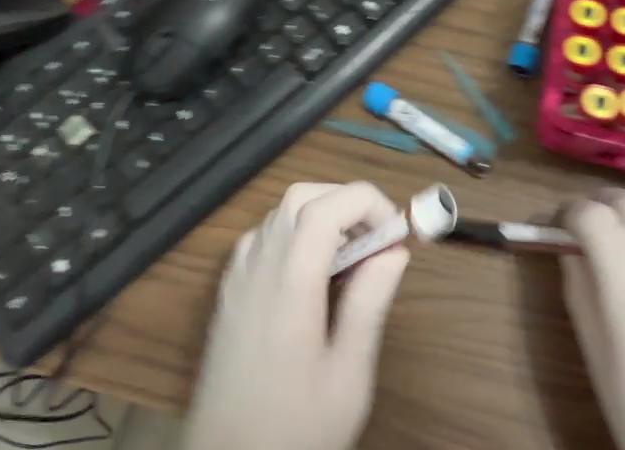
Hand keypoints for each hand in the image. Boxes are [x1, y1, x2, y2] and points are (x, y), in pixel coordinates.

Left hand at [182, 182, 409, 449]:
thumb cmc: (295, 428)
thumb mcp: (347, 376)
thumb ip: (369, 305)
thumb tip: (394, 251)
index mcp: (288, 285)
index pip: (325, 207)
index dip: (367, 202)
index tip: (396, 234)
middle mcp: (256, 268)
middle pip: (300, 198)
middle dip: (346, 202)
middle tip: (378, 241)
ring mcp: (236, 278)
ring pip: (280, 215)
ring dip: (321, 217)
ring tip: (353, 261)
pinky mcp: (228, 293)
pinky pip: (263, 239)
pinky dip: (295, 235)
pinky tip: (314, 275)